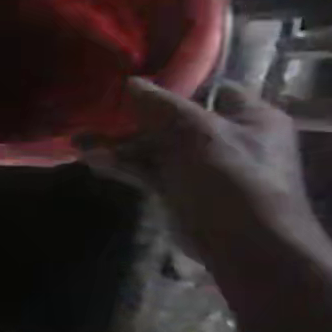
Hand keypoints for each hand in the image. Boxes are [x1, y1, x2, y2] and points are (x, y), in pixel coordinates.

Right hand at [99, 78, 323, 257]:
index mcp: (250, 117)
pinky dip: (125, 167)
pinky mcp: (184, 193)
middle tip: (98, 113)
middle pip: (175, 120)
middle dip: (134, 119)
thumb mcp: (195, 132)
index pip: (210, 88)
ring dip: (121, 145)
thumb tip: (131, 82)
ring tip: (81, 142)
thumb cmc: (232, 180)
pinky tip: (94, 162)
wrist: (248, 250)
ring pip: (158, 148)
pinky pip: (152, 172)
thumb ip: (160, 104)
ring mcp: (205, 169)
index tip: (134, 81)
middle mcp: (229, 139)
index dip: (173, 83)